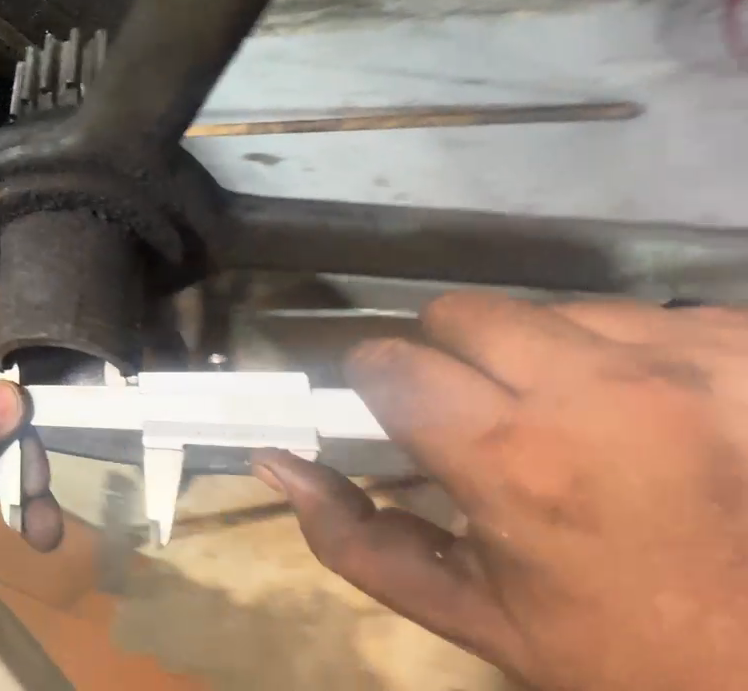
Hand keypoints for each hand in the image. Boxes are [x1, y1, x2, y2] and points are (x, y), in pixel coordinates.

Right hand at [253, 293, 747, 690]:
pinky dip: (646, 355)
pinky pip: (657, 316)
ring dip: (555, 354)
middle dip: (457, 357)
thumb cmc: (639, 655)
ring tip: (598, 422)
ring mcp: (691, 366)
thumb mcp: (485, 619)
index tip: (410, 421)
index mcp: (514, 458)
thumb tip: (273, 463)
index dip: (384, 388)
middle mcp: (599, 392)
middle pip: (462, 314)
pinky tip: (672, 414)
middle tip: (496, 415)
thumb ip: (358, 542)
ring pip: (556, 309)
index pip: (387, 360)